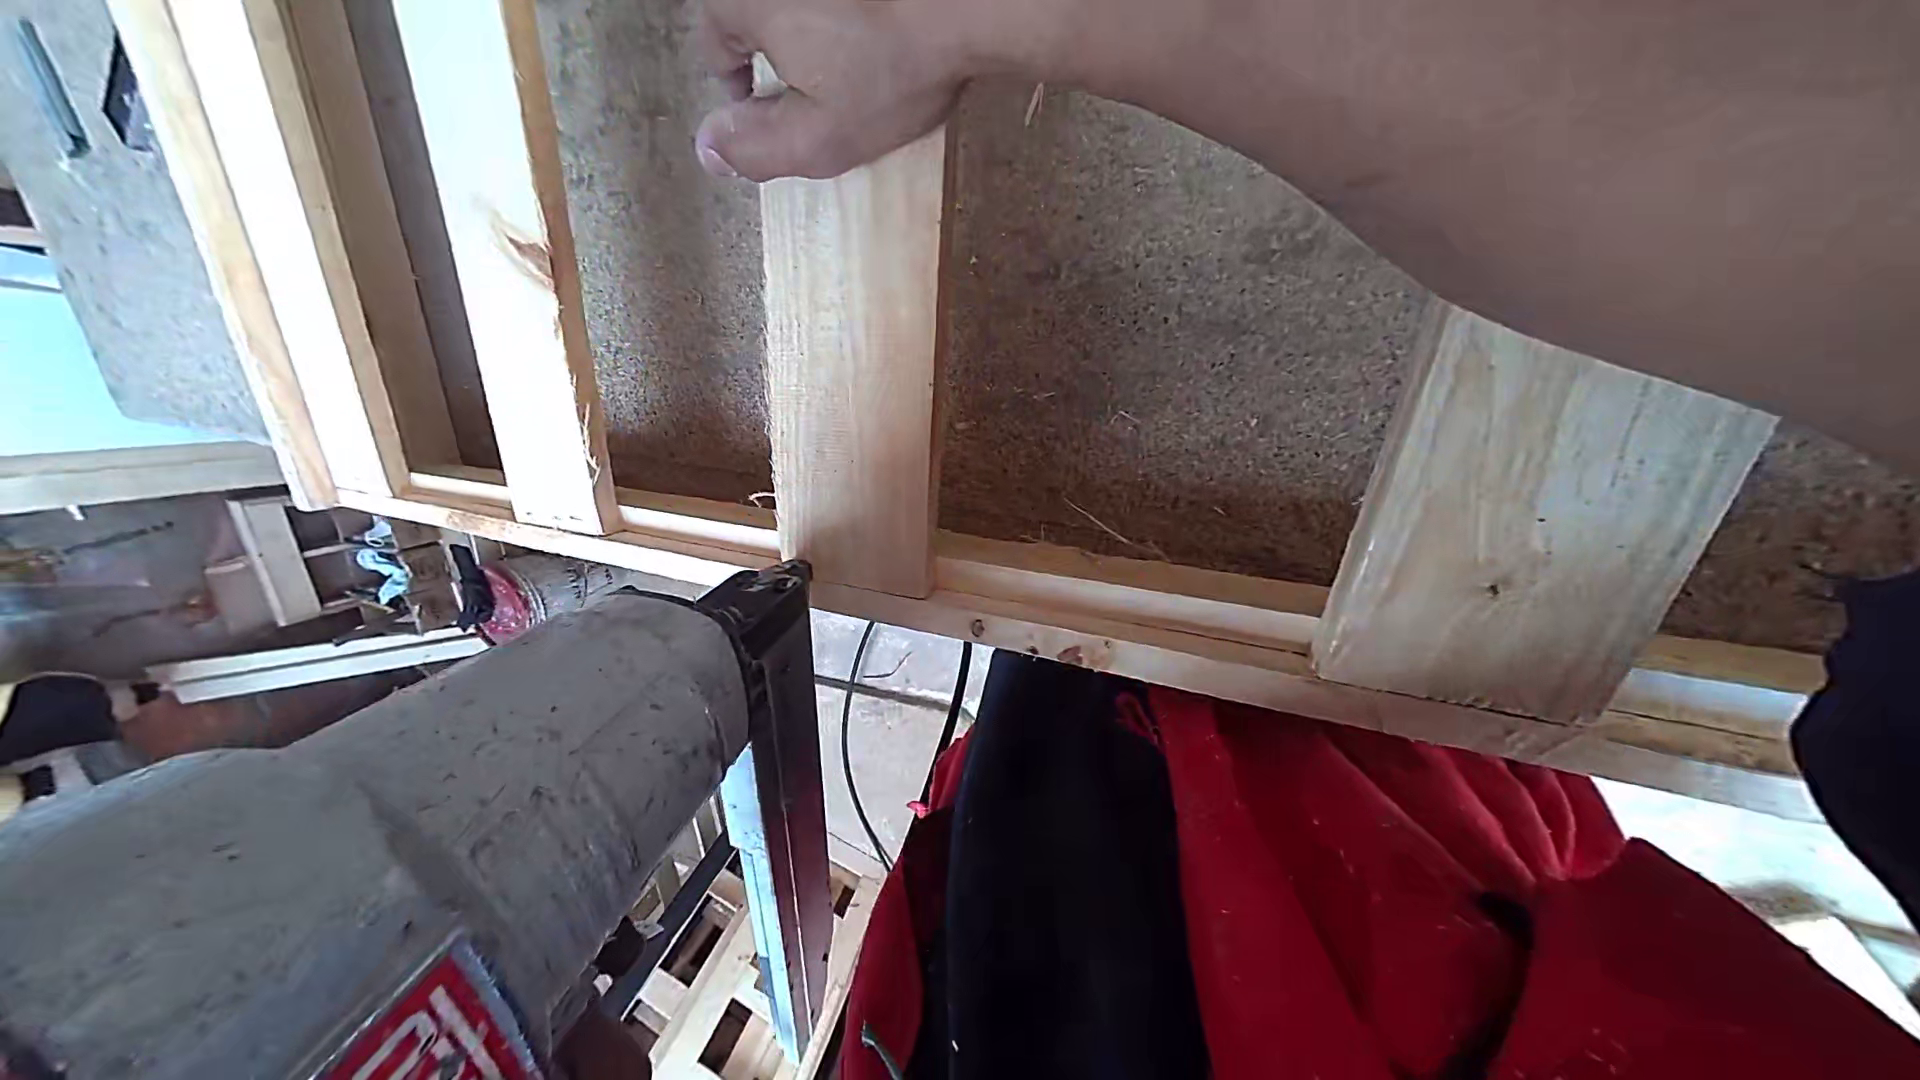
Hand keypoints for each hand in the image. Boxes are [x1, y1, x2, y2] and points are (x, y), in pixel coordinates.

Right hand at [693, 0, 966, 180]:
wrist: (964, 2)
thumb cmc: (892, 71)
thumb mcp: (819, 138)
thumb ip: (757, 150)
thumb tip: (707, 150)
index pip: (713, 44)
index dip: (736, 88)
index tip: (764, 110)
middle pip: (751, 18)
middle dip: (774, 58)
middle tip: (817, 98)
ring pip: (793, 8)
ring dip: (808, 35)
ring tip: (851, 69)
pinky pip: (831, 4)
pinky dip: (844, 19)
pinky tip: (872, 35)